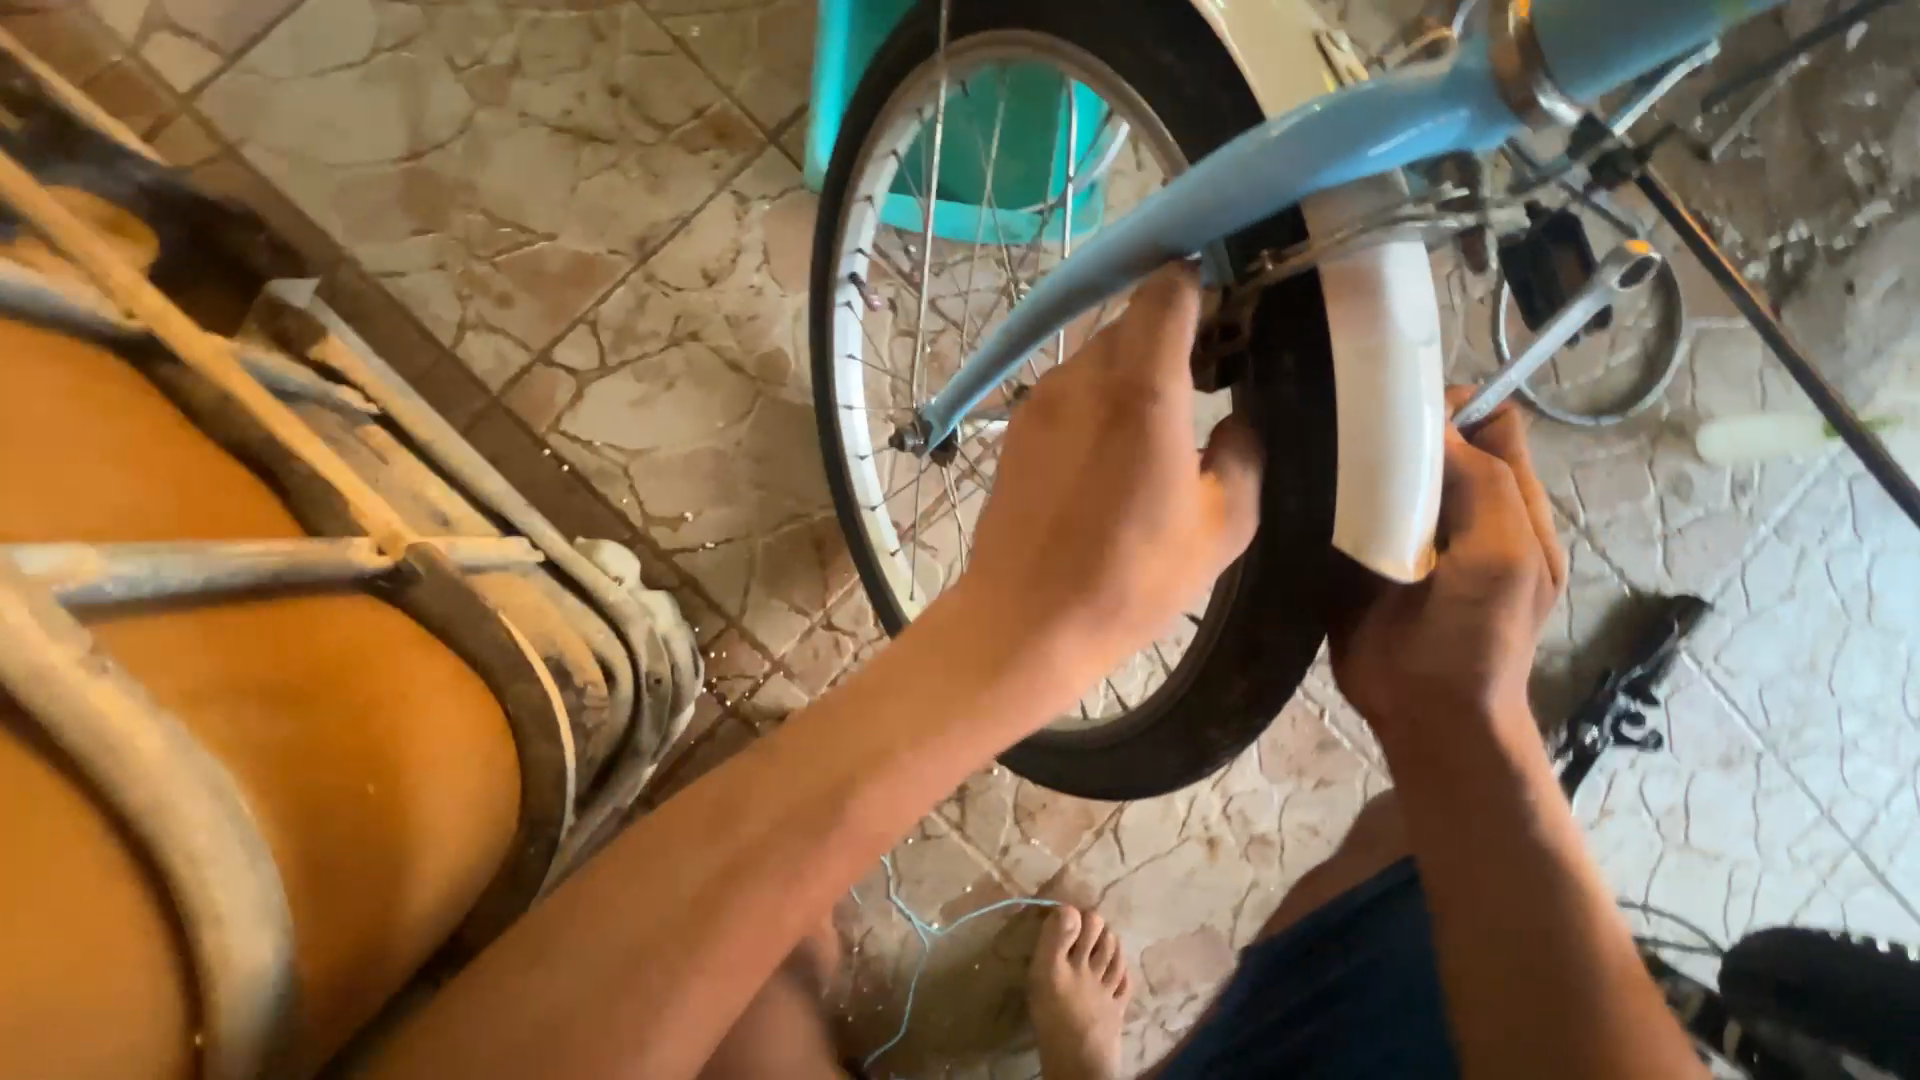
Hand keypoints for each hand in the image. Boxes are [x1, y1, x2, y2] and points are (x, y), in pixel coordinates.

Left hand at [957, 263, 1263, 668]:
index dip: (1200, 286)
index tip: (1228, 312)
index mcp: (1142, 389)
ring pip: (1094, 355)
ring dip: (1130, 369)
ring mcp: (1040, 402)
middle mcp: (1082, 378)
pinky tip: (1109, 452)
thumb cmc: (1131, 579)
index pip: (1167, 290)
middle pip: (1131, 321)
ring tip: (1156, 423)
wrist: (1026, 620)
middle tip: (1205, 377)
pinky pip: (1066, 391)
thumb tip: (1239, 419)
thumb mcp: (1221, 526)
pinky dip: (1095, 399)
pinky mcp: (1016, 430)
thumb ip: (1242, 453)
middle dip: (1171, 334)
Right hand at [1330, 390, 1567, 737]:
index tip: (1402, 405)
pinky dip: (1329, 501)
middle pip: (1433, 449)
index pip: (1492, 427)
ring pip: (1383, 479)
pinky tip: (1304, 492)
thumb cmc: (1480, 637)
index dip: (1456, 406)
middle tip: (1348, 427)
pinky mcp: (1358, 562)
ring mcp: (1404, 539)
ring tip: (1319, 453)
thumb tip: (1435, 426)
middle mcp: (1456, 513)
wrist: (1427, 712)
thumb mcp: (1505, 557)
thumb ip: (1484, 486)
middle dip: (1398, 431)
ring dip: (1358, 465)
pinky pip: (1344, 517)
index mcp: (1508, 506)